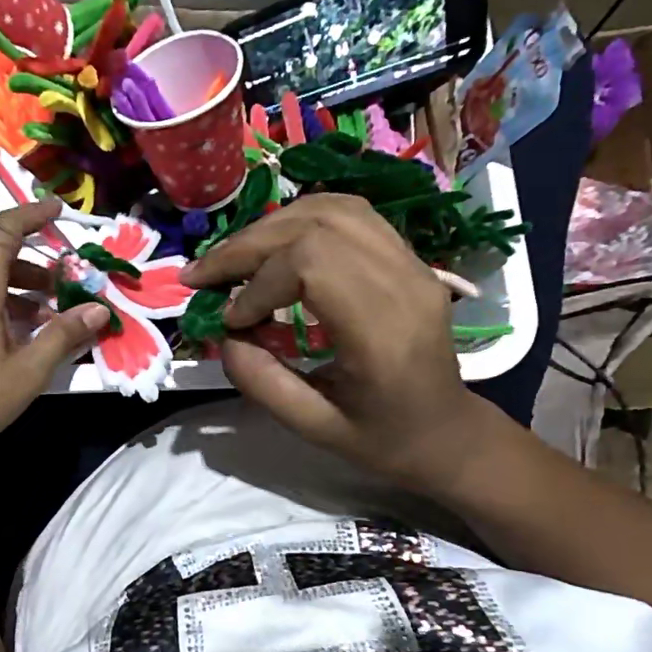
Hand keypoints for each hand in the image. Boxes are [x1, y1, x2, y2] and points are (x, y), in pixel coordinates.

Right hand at [179, 193, 497, 490]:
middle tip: (204, 275)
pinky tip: (276, 247)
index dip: (259, 284)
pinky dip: (303, 221)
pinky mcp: (410, 259)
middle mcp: (405, 283)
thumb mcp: (316, 429)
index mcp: (385, 332)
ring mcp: (413, 264)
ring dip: (273, 227)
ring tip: (234, 259)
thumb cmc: (384, 441)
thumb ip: (264, 383)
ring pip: (334, 209)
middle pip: (318, 225)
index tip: (232, 321)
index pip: (313, 264)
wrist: (447, 433)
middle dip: (250, 245)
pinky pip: (353, 216)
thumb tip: (223, 335)